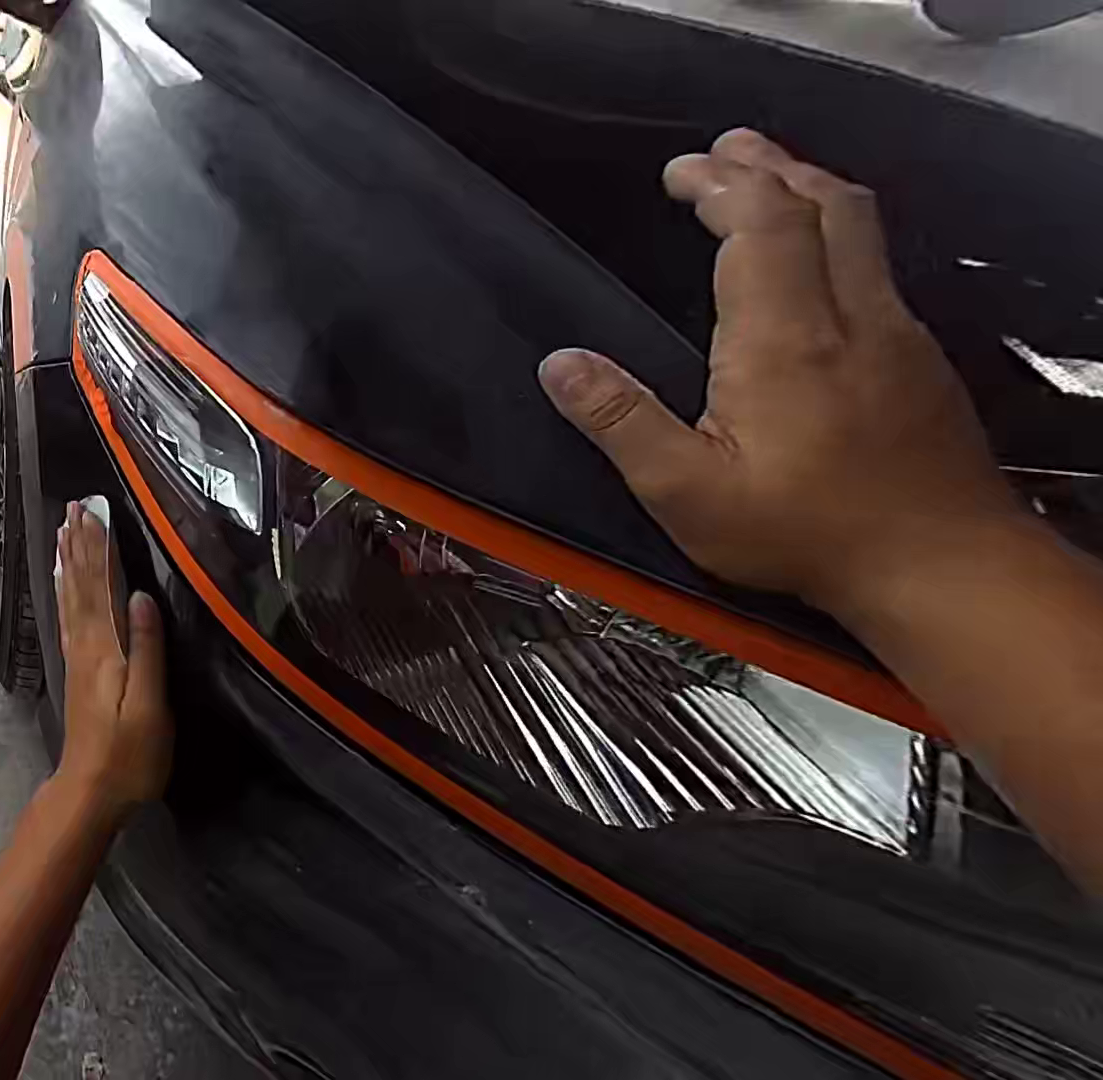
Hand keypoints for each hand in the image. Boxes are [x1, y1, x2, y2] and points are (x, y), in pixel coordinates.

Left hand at [54, 500, 172, 820]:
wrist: (90, 791)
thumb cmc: (129, 753)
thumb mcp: (148, 705)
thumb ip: (146, 649)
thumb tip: (142, 596)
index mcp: (105, 648)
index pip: (101, 587)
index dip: (99, 549)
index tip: (93, 512)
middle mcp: (85, 644)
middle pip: (81, 584)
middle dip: (79, 544)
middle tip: (73, 507)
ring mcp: (77, 656)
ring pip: (71, 597)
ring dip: (69, 561)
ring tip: (64, 531)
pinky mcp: (76, 669)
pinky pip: (67, 617)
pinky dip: (64, 591)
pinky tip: (63, 581)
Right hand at [538, 128, 1033, 613]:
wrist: (937, 566)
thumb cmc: (793, 529)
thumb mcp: (679, 486)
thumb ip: (618, 419)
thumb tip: (558, 363)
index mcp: (783, 344)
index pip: (761, 233)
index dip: (724, 188)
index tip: (683, 168)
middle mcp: (849, 320)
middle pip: (824, 210)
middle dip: (770, 168)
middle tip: (724, 148)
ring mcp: (893, 334)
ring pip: (861, 230)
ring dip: (807, 189)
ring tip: (764, 174)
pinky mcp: (911, 358)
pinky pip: (873, 263)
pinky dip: (833, 229)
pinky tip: (809, 249)